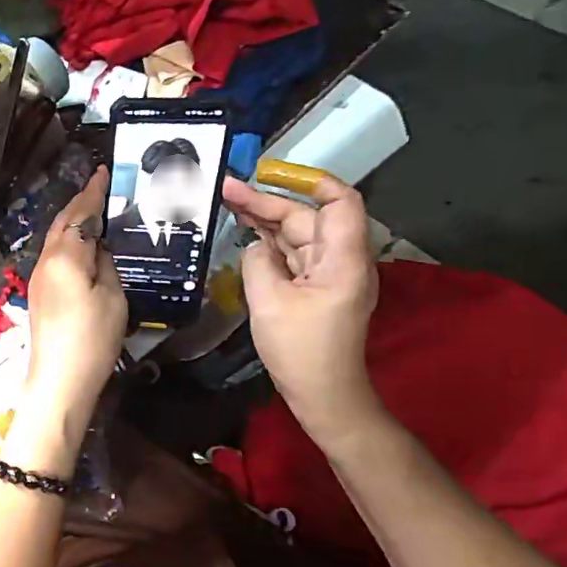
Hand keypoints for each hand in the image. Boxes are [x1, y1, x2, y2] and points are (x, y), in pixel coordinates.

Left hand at [24, 168, 127, 420]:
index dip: (93, 192)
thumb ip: (106, 263)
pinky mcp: (40, 293)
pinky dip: (70, 242)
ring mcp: (39, 278)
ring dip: (74, 222)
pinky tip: (84, 246)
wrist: (60, 379)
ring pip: (57, 239)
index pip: (80, 215)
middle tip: (102, 188)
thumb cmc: (92, 338)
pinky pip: (55, 255)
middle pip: (63, 223)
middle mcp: (46, 261)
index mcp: (65, 256)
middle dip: (81, 204)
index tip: (104, 172)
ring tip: (96, 212)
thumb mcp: (113, 296)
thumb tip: (99, 247)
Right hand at [221, 175, 380, 435]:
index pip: (340, 202)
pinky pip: (291, 255)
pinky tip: (244, 233)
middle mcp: (339, 260)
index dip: (310, 182)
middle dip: (268, 201)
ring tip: (227, 203)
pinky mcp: (313, 289)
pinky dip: (267, 242)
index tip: (270, 173)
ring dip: (264, 219)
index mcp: (341, 258)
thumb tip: (255, 244)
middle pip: (307, 217)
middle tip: (225, 188)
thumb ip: (259, 262)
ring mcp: (326, 275)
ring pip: (296, 235)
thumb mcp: (270, 302)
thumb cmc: (301, 349)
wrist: (323, 393)